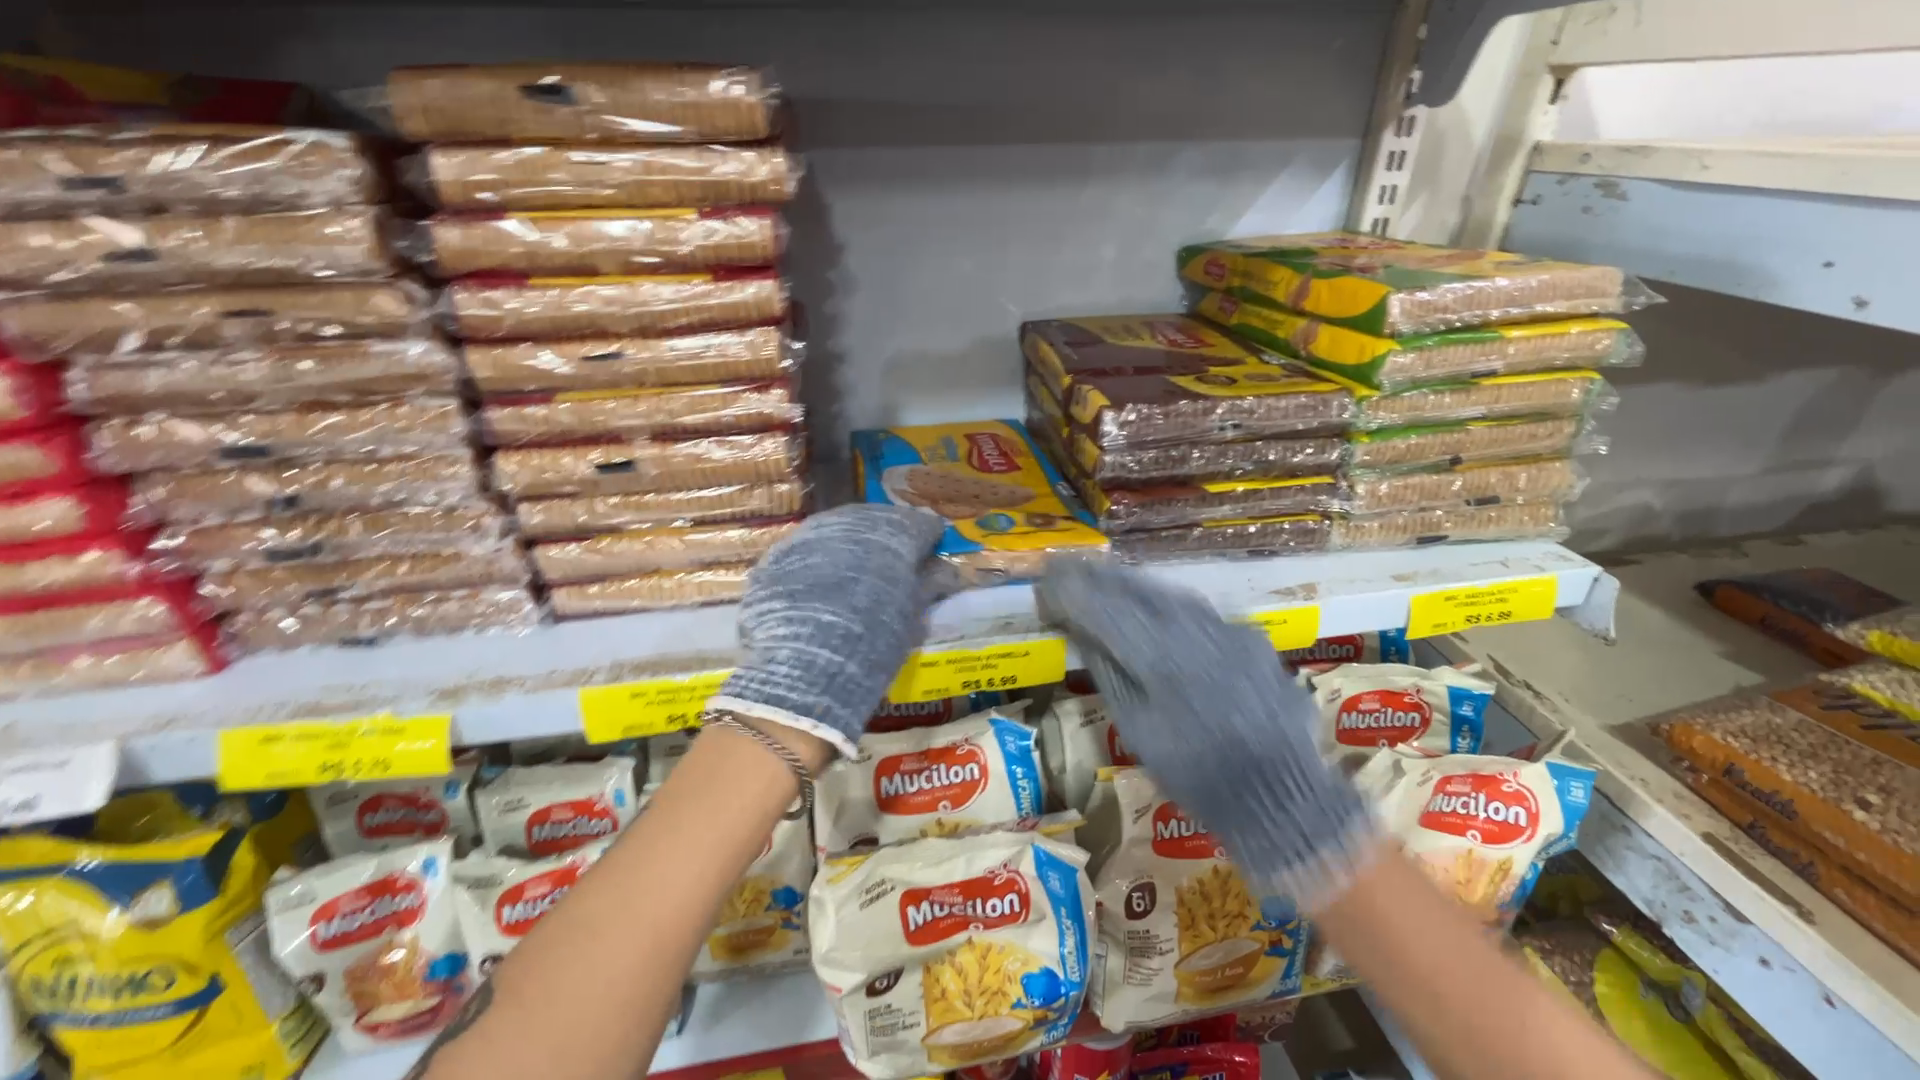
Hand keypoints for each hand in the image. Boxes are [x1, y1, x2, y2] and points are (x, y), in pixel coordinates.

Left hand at [710, 505, 950, 760]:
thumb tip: (948, 573)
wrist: (805, 661)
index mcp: (893, 531)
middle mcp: (851, 522)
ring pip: (839, 534)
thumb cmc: (875, 636)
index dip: (928, 541)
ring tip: (854, 582)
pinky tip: (818, 594)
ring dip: (851, 551)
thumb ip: (931, 585)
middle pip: (877, 523)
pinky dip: (818, 567)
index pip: (921, 524)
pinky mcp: (778, 557)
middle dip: (888, 542)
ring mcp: (810, 535)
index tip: (930, 559)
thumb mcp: (912, 615)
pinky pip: (807, 554)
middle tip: (893, 570)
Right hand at [1035, 559, 1376, 907]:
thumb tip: (1079, 630)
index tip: (1044, 581)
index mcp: (1160, 655)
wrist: (1281, 794)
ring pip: (1168, 595)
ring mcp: (1227, 629)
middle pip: (1135, 591)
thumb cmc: (1197, 776)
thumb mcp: (1137, 729)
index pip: (1103, 608)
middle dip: (1096, 578)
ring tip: (1100, 582)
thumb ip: (1108, 670)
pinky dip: (1164, 606)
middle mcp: (1195, 629)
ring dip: (1130, 587)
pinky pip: (1196, 612)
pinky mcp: (1249, 638)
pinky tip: (1152, 612)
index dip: (1070, 592)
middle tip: (1064, 569)